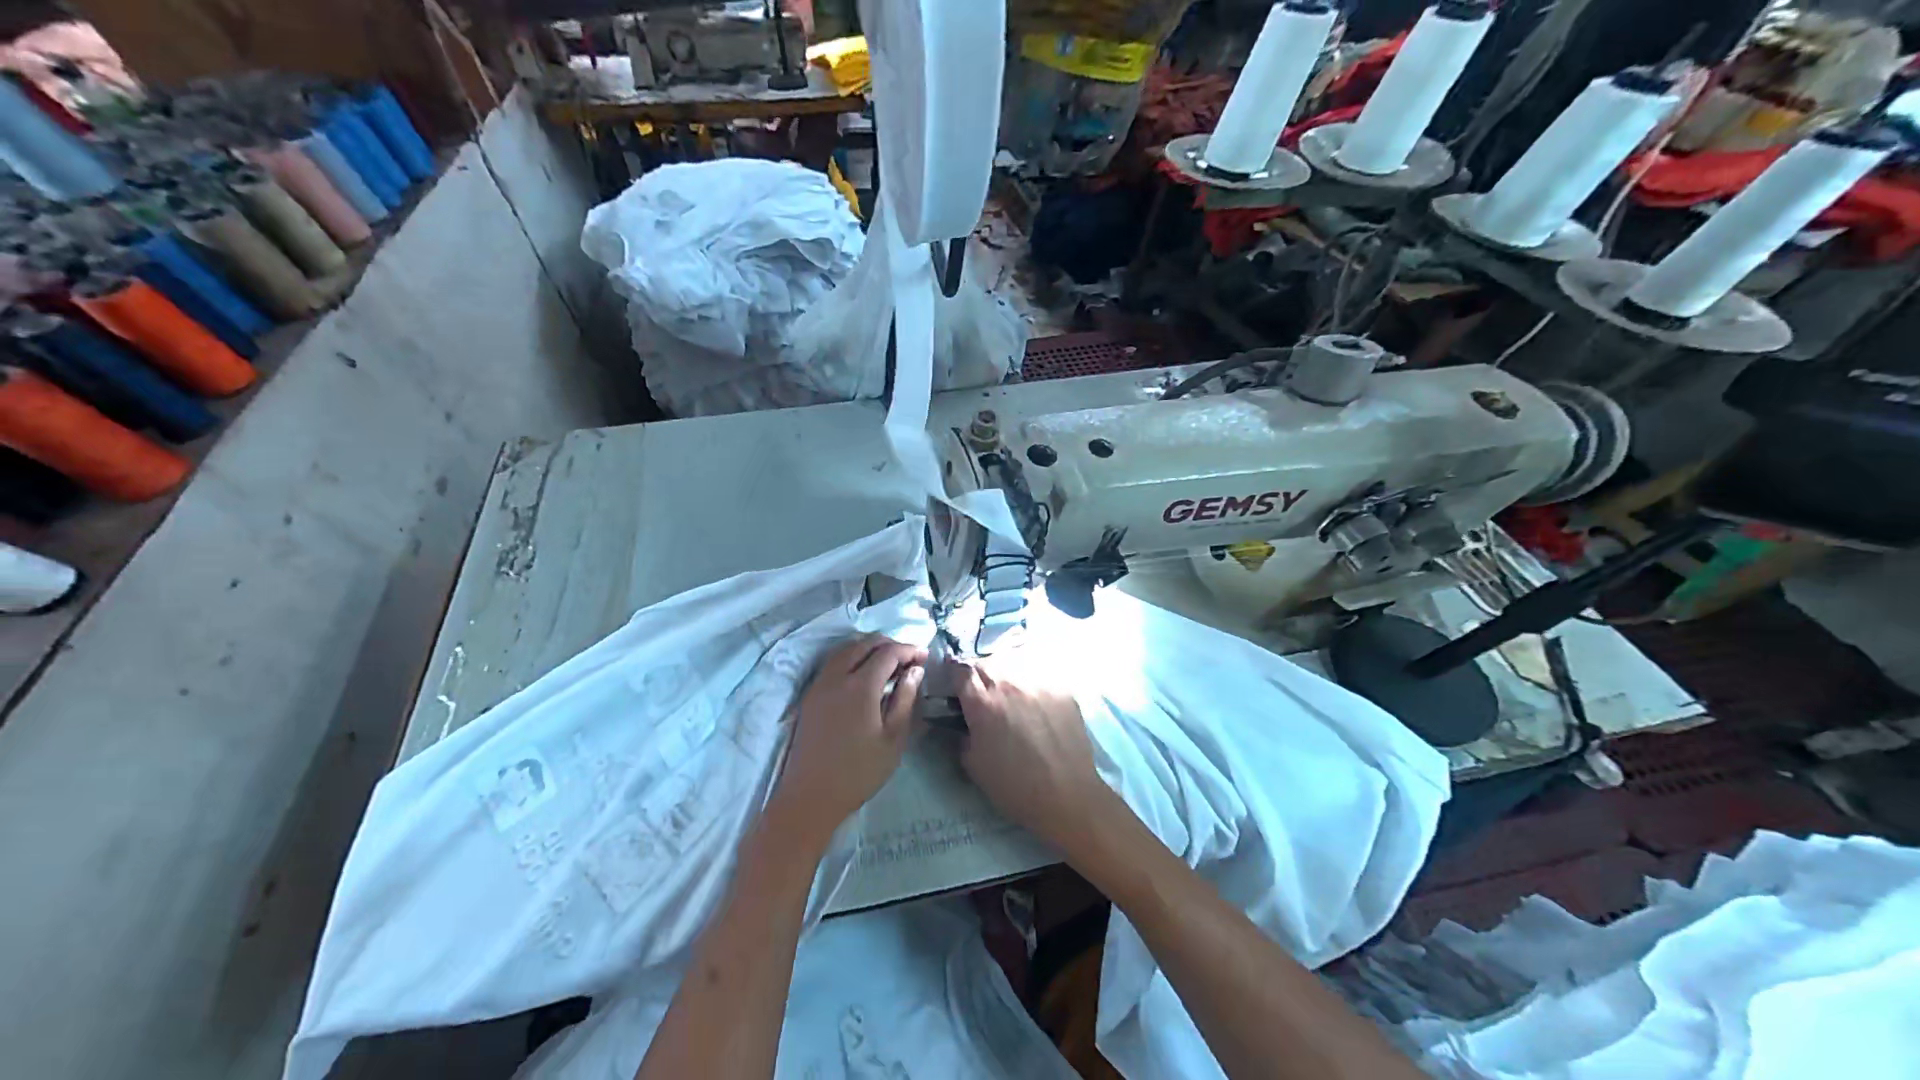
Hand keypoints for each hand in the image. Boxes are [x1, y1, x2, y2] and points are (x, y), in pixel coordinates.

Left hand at [771, 634, 925, 849]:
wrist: (811, 796)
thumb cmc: (859, 771)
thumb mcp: (893, 738)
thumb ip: (905, 698)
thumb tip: (915, 670)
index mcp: (860, 686)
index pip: (887, 652)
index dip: (909, 649)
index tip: (925, 656)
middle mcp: (836, 677)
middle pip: (864, 644)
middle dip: (889, 644)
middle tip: (910, 657)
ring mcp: (819, 684)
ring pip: (845, 650)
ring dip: (869, 648)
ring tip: (889, 662)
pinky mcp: (810, 696)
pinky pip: (833, 663)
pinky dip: (852, 658)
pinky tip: (864, 674)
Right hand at [955, 661, 1117, 855]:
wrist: (1067, 796)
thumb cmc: (1014, 786)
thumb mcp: (973, 764)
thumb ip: (962, 734)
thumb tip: (962, 722)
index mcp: (983, 702)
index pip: (960, 669)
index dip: (954, 673)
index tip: (954, 682)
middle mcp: (1010, 684)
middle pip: (986, 663)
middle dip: (979, 675)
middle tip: (982, 694)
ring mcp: (1039, 683)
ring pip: (1014, 666)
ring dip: (1006, 677)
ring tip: (1010, 698)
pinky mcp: (1062, 690)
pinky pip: (1039, 678)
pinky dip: (1032, 687)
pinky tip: (1036, 707)